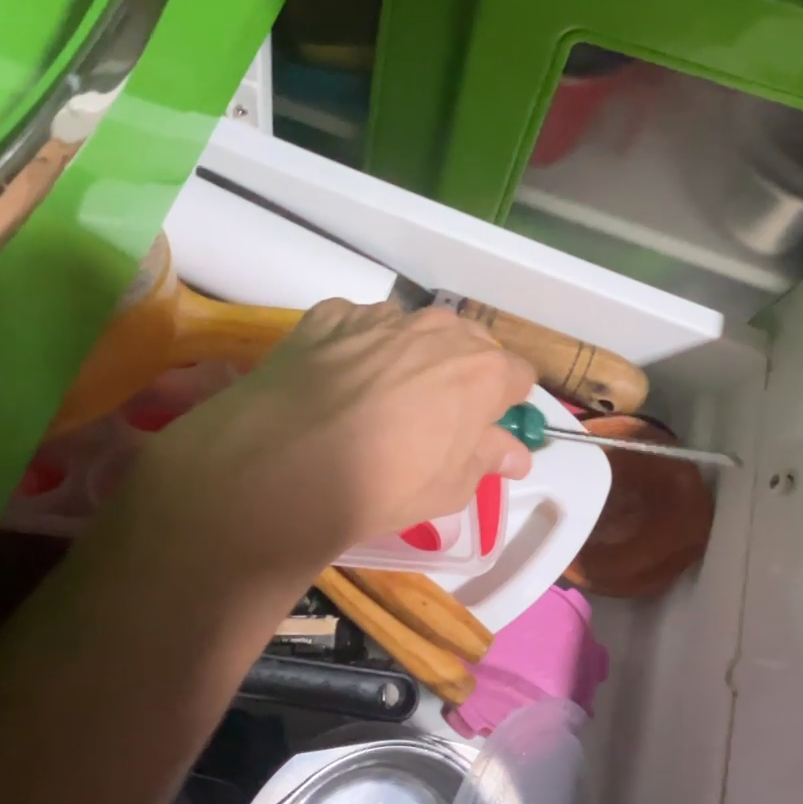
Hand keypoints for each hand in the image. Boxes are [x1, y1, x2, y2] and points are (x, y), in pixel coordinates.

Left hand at [117, 300, 536, 584]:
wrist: (284, 464)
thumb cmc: (384, 484)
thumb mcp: (449, 488)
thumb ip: (488, 459)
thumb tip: (516, 454)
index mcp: (482, 371)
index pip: (518, 376)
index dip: (505, 402)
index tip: (486, 425)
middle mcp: (438, 330)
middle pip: (468, 343)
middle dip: (461, 372)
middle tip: (434, 414)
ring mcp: (381, 316)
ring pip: (411, 330)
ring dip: (408, 355)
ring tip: (378, 397)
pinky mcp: (330, 315)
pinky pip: (356, 325)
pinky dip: (354, 347)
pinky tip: (334, 382)